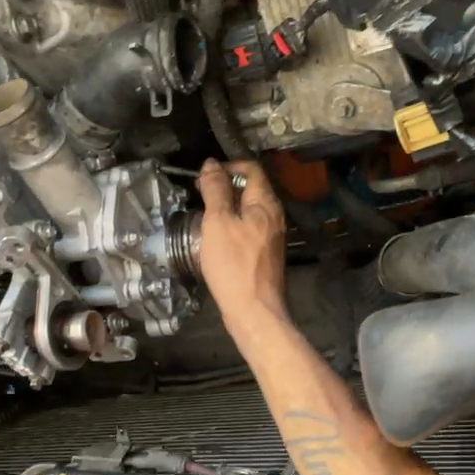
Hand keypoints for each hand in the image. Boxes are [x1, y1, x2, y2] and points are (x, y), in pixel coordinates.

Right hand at [196, 159, 288, 332]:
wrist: (254, 310)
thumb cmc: (234, 264)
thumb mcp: (218, 221)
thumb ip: (215, 190)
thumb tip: (211, 165)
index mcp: (266, 203)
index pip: (250, 168)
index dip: (226, 167)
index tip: (203, 179)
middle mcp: (274, 216)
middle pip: (250, 189)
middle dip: (224, 188)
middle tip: (200, 198)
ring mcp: (271, 237)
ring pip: (248, 211)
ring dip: (226, 210)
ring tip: (204, 219)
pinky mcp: (264, 255)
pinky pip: (248, 231)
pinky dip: (232, 228)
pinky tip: (216, 241)